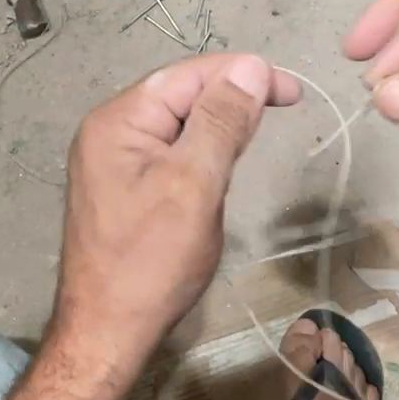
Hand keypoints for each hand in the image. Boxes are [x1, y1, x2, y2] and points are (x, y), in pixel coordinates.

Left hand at [52, 54, 300, 378]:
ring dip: (217, 121)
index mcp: (117, 121)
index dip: (242, 74)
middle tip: (284, 105)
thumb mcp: (193, 185)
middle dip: (231, 94)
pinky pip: (167, 150)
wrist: (106, 332)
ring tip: (257, 126)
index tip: (292, 91)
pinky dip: (199, 148)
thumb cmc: (150, 262)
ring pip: (175, 123)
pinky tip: (221, 155)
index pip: (187, 76)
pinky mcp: (121, 186)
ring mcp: (110, 160)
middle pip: (179, 95)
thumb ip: (221, 122)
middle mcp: (108, 131)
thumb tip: (250, 67)